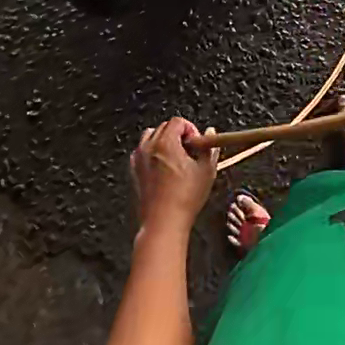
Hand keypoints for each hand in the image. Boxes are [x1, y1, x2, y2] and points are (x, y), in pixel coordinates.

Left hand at [128, 118, 218, 234]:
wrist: (163, 222)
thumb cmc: (184, 198)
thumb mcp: (207, 171)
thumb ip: (209, 148)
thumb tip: (210, 133)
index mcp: (166, 143)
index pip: (178, 122)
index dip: (191, 130)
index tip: (197, 143)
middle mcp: (149, 147)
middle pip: (163, 127)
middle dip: (178, 134)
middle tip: (190, 151)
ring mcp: (139, 159)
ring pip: (150, 137)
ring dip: (164, 141)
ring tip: (176, 158)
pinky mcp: (135, 172)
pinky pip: (142, 152)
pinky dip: (152, 154)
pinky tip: (164, 169)